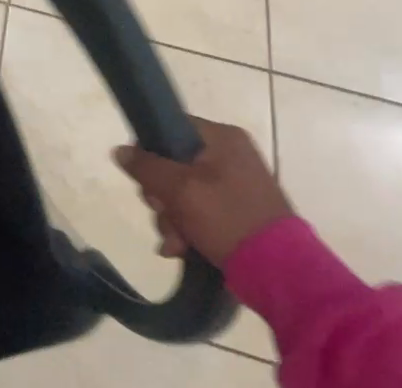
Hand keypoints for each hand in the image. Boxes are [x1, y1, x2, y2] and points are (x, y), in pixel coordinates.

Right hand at [113, 117, 291, 266]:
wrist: (281, 273)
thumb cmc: (228, 219)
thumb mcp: (181, 190)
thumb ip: (146, 167)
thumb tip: (120, 150)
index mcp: (222, 138)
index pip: (169, 127)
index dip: (148, 151)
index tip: (143, 177)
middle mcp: (230, 155)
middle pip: (172, 163)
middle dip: (161, 196)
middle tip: (163, 213)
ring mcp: (235, 184)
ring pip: (182, 191)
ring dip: (171, 218)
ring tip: (175, 242)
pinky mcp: (236, 211)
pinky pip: (198, 210)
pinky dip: (187, 228)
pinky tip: (180, 249)